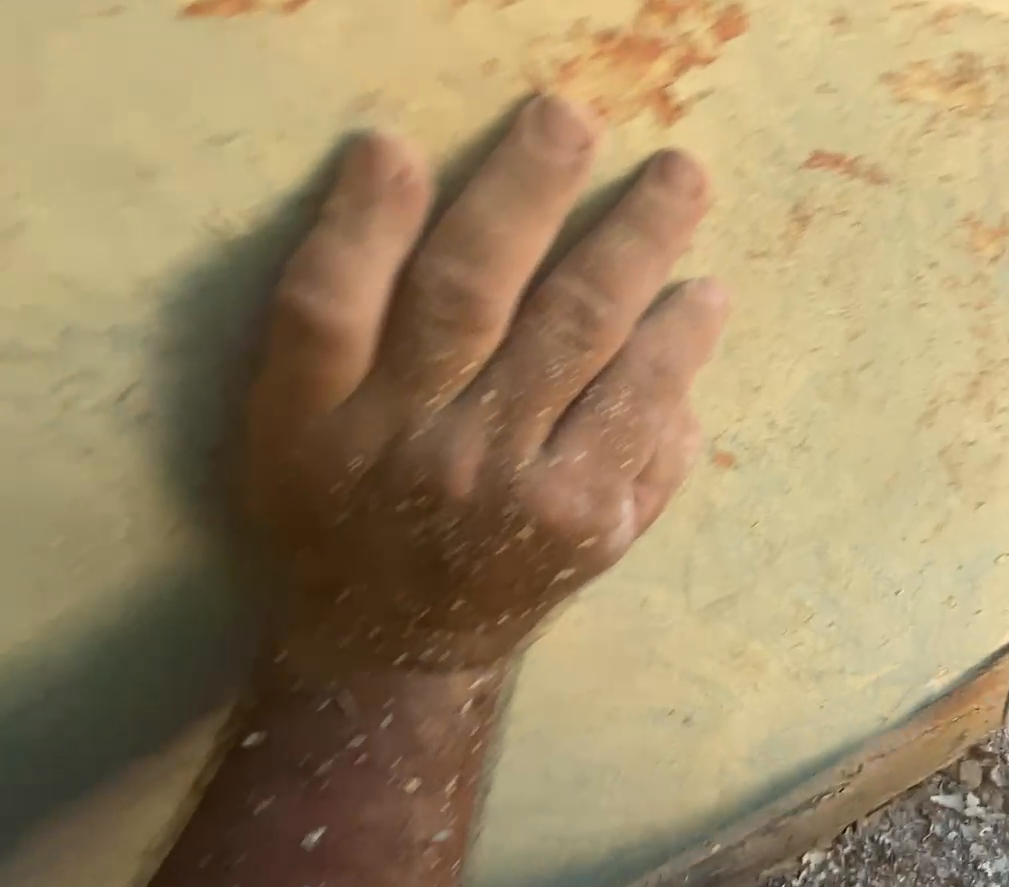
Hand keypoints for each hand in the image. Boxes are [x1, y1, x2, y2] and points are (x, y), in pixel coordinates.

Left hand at [245, 95, 727, 669]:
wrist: (381, 641)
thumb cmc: (513, 583)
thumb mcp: (608, 549)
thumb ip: (657, 468)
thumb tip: (684, 378)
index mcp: (572, 503)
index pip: (643, 388)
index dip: (684, 328)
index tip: (710, 283)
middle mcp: (487, 456)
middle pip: (571, 321)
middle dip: (634, 238)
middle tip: (680, 172)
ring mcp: (387, 426)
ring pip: (462, 291)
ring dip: (519, 196)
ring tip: (567, 122)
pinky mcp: (297, 409)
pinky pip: (324, 306)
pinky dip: (356, 226)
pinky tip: (393, 153)